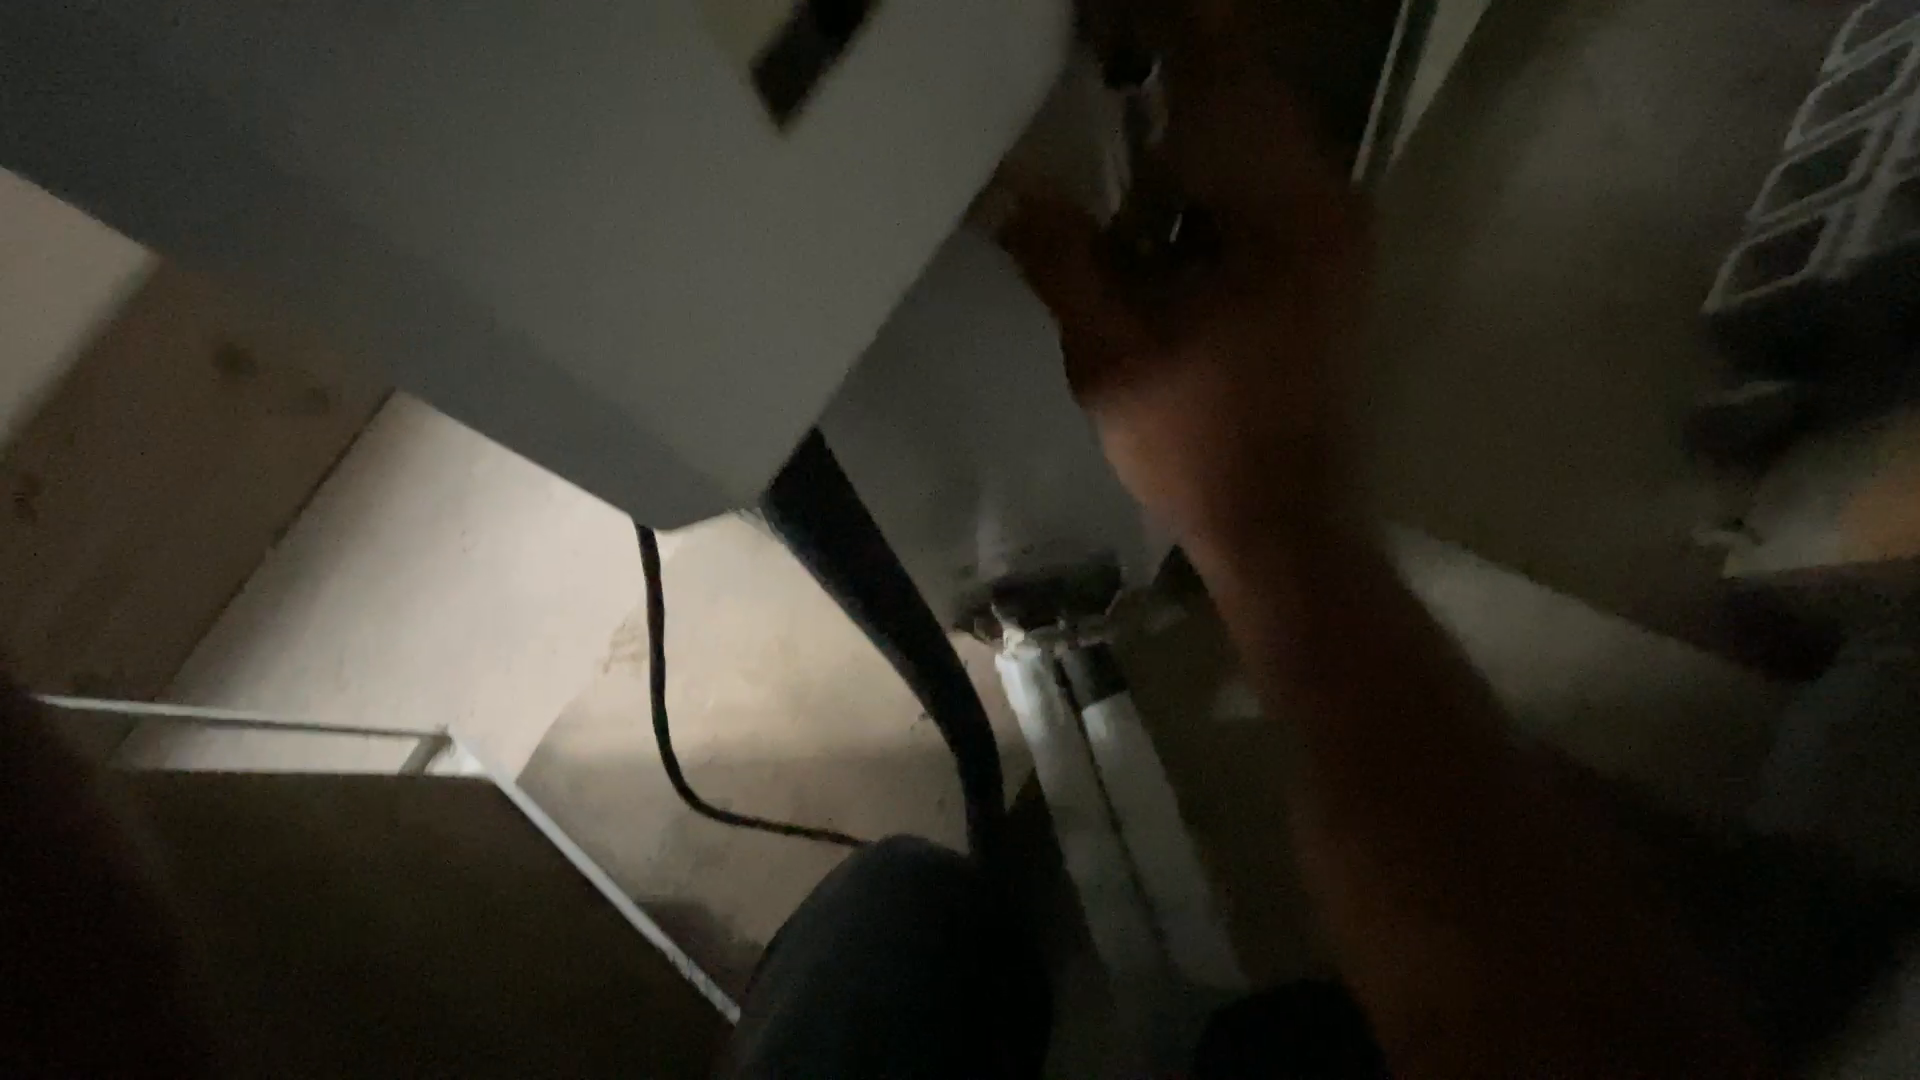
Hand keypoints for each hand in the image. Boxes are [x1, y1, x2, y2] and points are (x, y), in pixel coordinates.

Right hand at [993, 20, 1370, 551]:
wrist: (1277, 523)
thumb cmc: (1197, 444)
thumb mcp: (1111, 355)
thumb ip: (1062, 263)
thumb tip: (1010, 192)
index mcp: (1283, 214)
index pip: (1227, 79)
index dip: (1175, 29)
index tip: (1119, 15)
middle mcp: (1326, 209)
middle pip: (1247, 105)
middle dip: (1175, 84)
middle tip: (1108, 73)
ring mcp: (1334, 245)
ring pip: (1255, 156)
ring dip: (1189, 145)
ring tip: (1122, 147)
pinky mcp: (1324, 278)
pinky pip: (1263, 201)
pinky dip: (1208, 192)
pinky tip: (1158, 219)